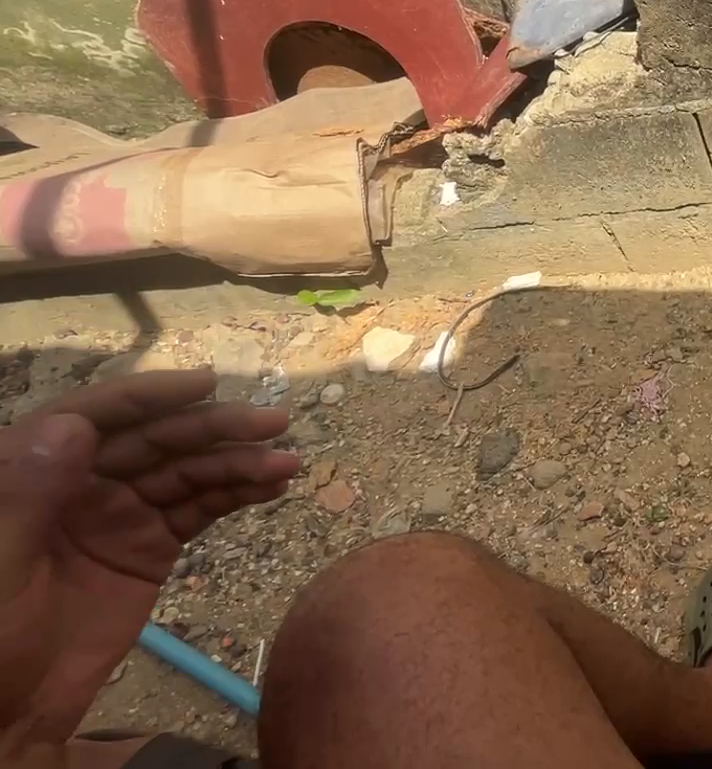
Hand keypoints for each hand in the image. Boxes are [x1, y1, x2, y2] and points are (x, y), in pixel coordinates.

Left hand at [0, 371, 298, 741]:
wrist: (2, 722)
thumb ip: (23, 500)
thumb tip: (69, 426)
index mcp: (27, 486)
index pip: (84, 421)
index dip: (144, 396)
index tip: (207, 384)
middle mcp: (75, 490)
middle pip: (153, 442)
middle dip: (216, 429)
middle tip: (276, 424)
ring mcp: (117, 517)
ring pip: (188, 473)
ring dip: (241, 463)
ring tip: (288, 467)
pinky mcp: (150, 545)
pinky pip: (201, 508)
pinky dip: (240, 494)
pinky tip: (273, 490)